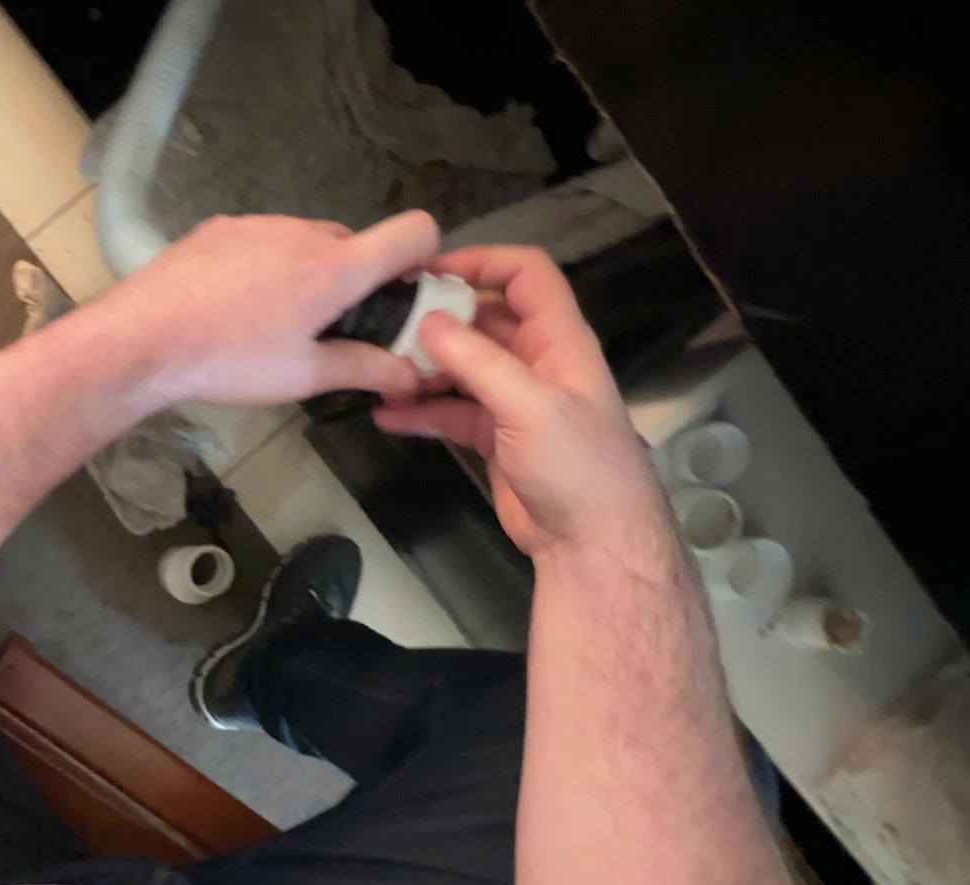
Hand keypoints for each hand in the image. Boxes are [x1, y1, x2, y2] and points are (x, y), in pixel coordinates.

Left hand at [93, 211, 439, 407]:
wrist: (141, 339)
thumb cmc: (230, 361)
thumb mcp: (302, 376)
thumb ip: (364, 368)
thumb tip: (409, 374)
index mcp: (337, 265)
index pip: (414, 231)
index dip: (424, 257)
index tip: (403, 294)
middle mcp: (304, 230)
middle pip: (353, 243)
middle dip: (352, 279)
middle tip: (323, 326)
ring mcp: (257, 223)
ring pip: (303, 241)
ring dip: (305, 271)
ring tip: (266, 320)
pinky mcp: (217, 227)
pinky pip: (260, 240)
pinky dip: (263, 264)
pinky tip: (229, 303)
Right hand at [373, 246, 667, 561]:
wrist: (588, 537)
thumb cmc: (575, 465)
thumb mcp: (528, 406)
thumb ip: (478, 363)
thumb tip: (427, 324)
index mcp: (558, 341)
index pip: (526, 276)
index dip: (483, 262)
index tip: (429, 271)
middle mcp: (534, 363)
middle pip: (483, 322)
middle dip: (438, 321)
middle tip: (387, 325)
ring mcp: (511, 401)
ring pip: (460, 369)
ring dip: (422, 370)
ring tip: (381, 375)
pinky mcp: (492, 436)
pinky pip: (449, 412)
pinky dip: (420, 412)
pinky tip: (386, 417)